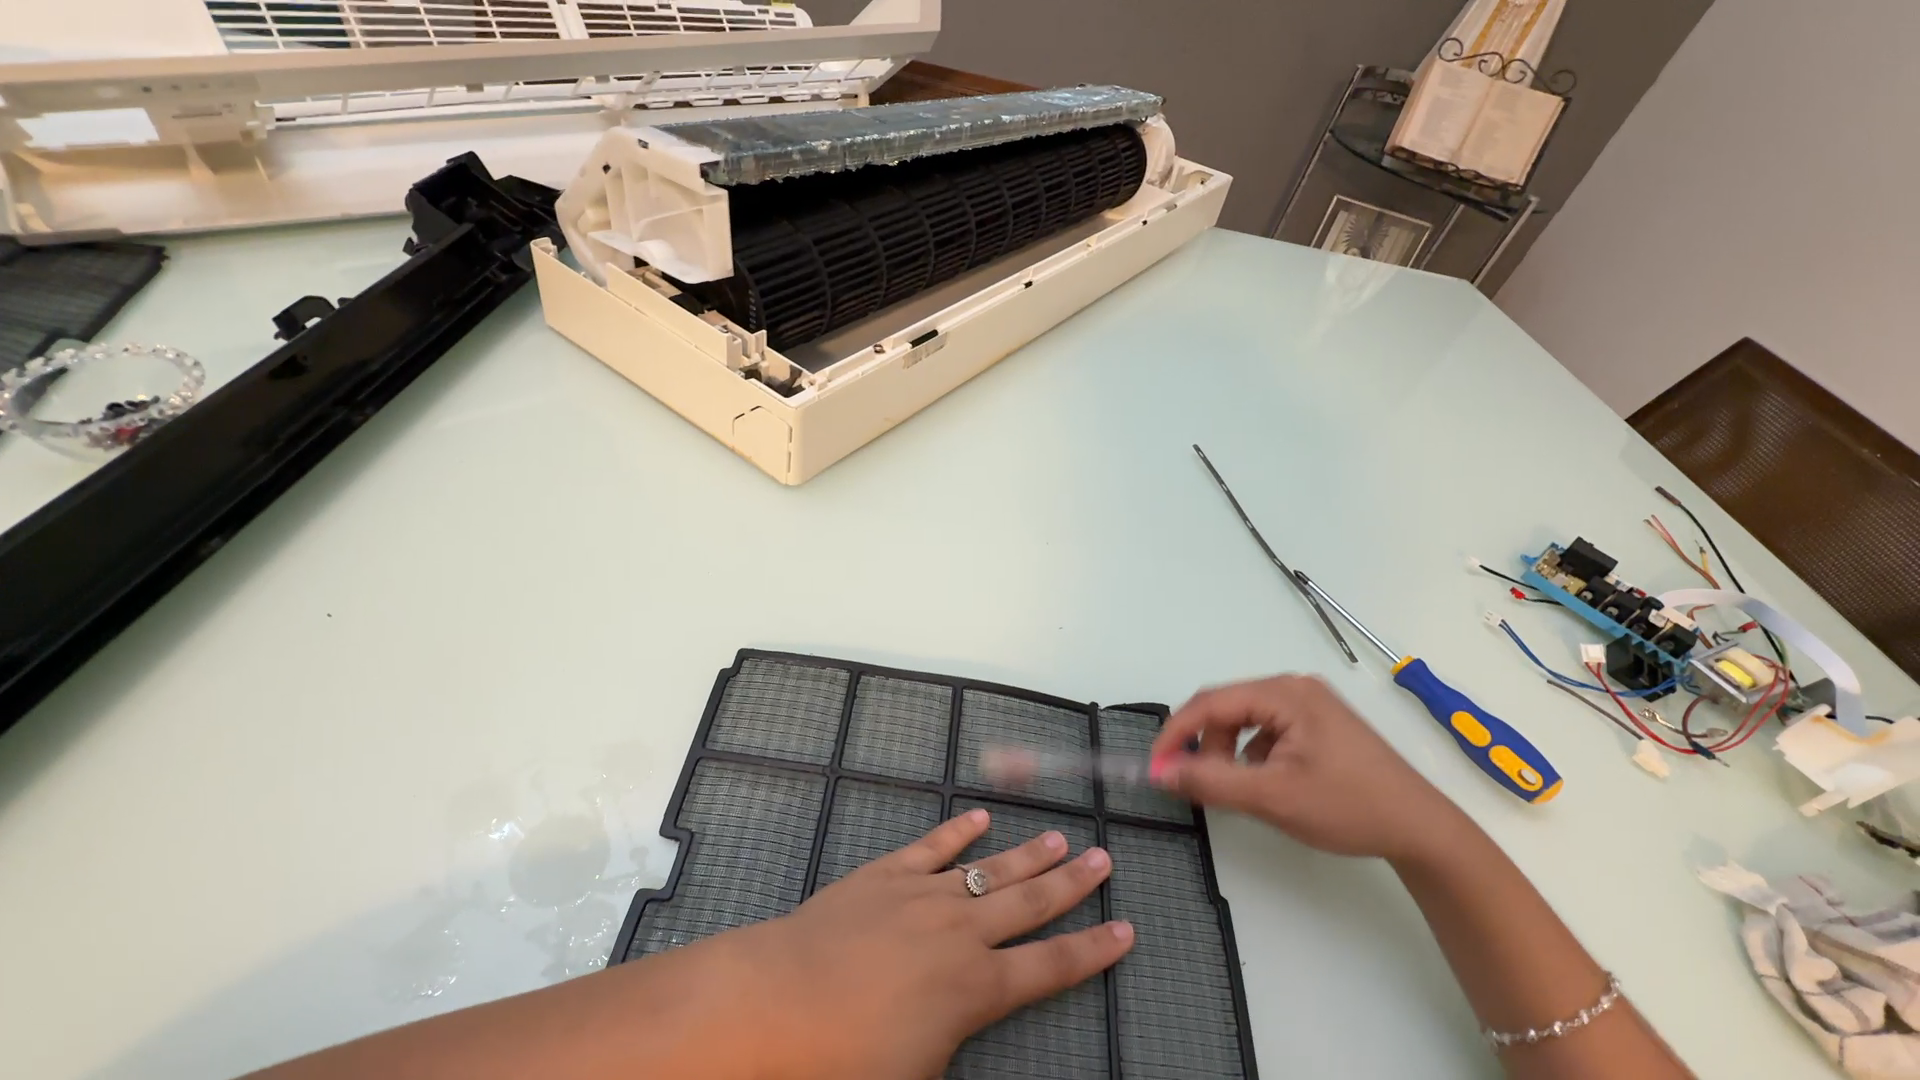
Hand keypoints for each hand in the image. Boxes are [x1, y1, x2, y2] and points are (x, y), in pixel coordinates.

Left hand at [728, 808, 1132, 1079]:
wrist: (774, 1003)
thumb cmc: (844, 1060)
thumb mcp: (917, 1077)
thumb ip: (956, 1044)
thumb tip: (969, 1026)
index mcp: (976, 989)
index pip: (1052, 967)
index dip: (1094, 951)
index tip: (1125, 930)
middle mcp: (961, 934)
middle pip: (1031, 904)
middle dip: (1071, 884)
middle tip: (1102, 859)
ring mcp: (923, 896)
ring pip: (989, 869)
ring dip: (1026, 855)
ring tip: (1058, 837)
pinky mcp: (885, 875)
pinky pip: (931, 847)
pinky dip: (957, 830)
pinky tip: (978, 817)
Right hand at [1148, 675, 1467, 861]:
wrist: (1421, 829)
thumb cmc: (1348, 807)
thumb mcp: (1271, 798)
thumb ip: (1210, 782)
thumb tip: (1160, 773)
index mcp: (1284, 693)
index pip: (1210, 703)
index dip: (1176, 735)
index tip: (1155, 768)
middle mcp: (1294, 688)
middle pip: (1226, 708)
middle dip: (1203, 745)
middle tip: (1192, 783)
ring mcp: (1310, 704)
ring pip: (1245, 721)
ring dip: (1227, 752)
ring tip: (1232, 789)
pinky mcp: (1319, 724)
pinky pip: (1266, 730)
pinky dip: (1251, 755)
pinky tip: (1262, 784)